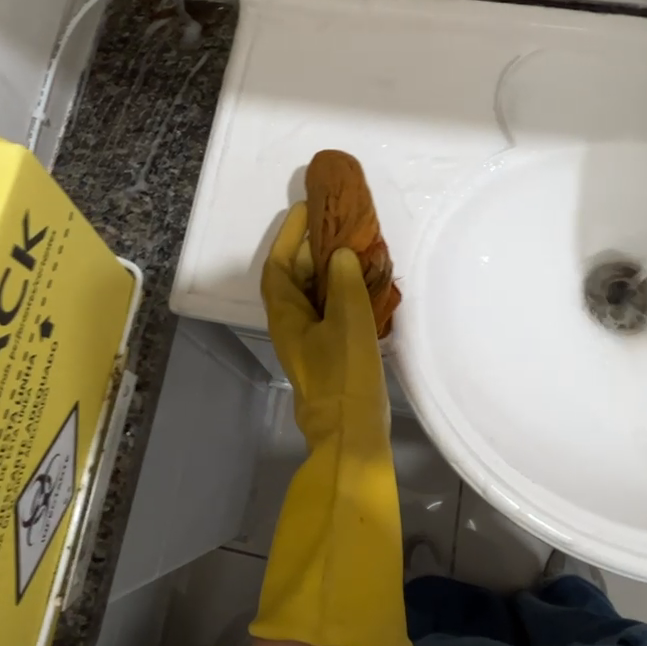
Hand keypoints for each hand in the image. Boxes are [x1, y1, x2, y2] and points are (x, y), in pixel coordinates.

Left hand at [249, 204, 409, 645]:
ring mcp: (311, 341)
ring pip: (314, 293)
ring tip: (353, 243)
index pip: (280, 265)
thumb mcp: (348, 323)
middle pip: (295, 277)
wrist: (352, 437)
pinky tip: (365, 281)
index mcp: (286, 316)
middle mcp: (292, 325)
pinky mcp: (331, 353)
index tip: (305, 208)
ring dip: (329, 267)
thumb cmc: (345, 377)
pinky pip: (331, 309)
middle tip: (336, 221)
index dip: (290, 235)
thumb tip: (339, 254)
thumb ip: (345, 284)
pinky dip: (343, 290)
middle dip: (311, 247)